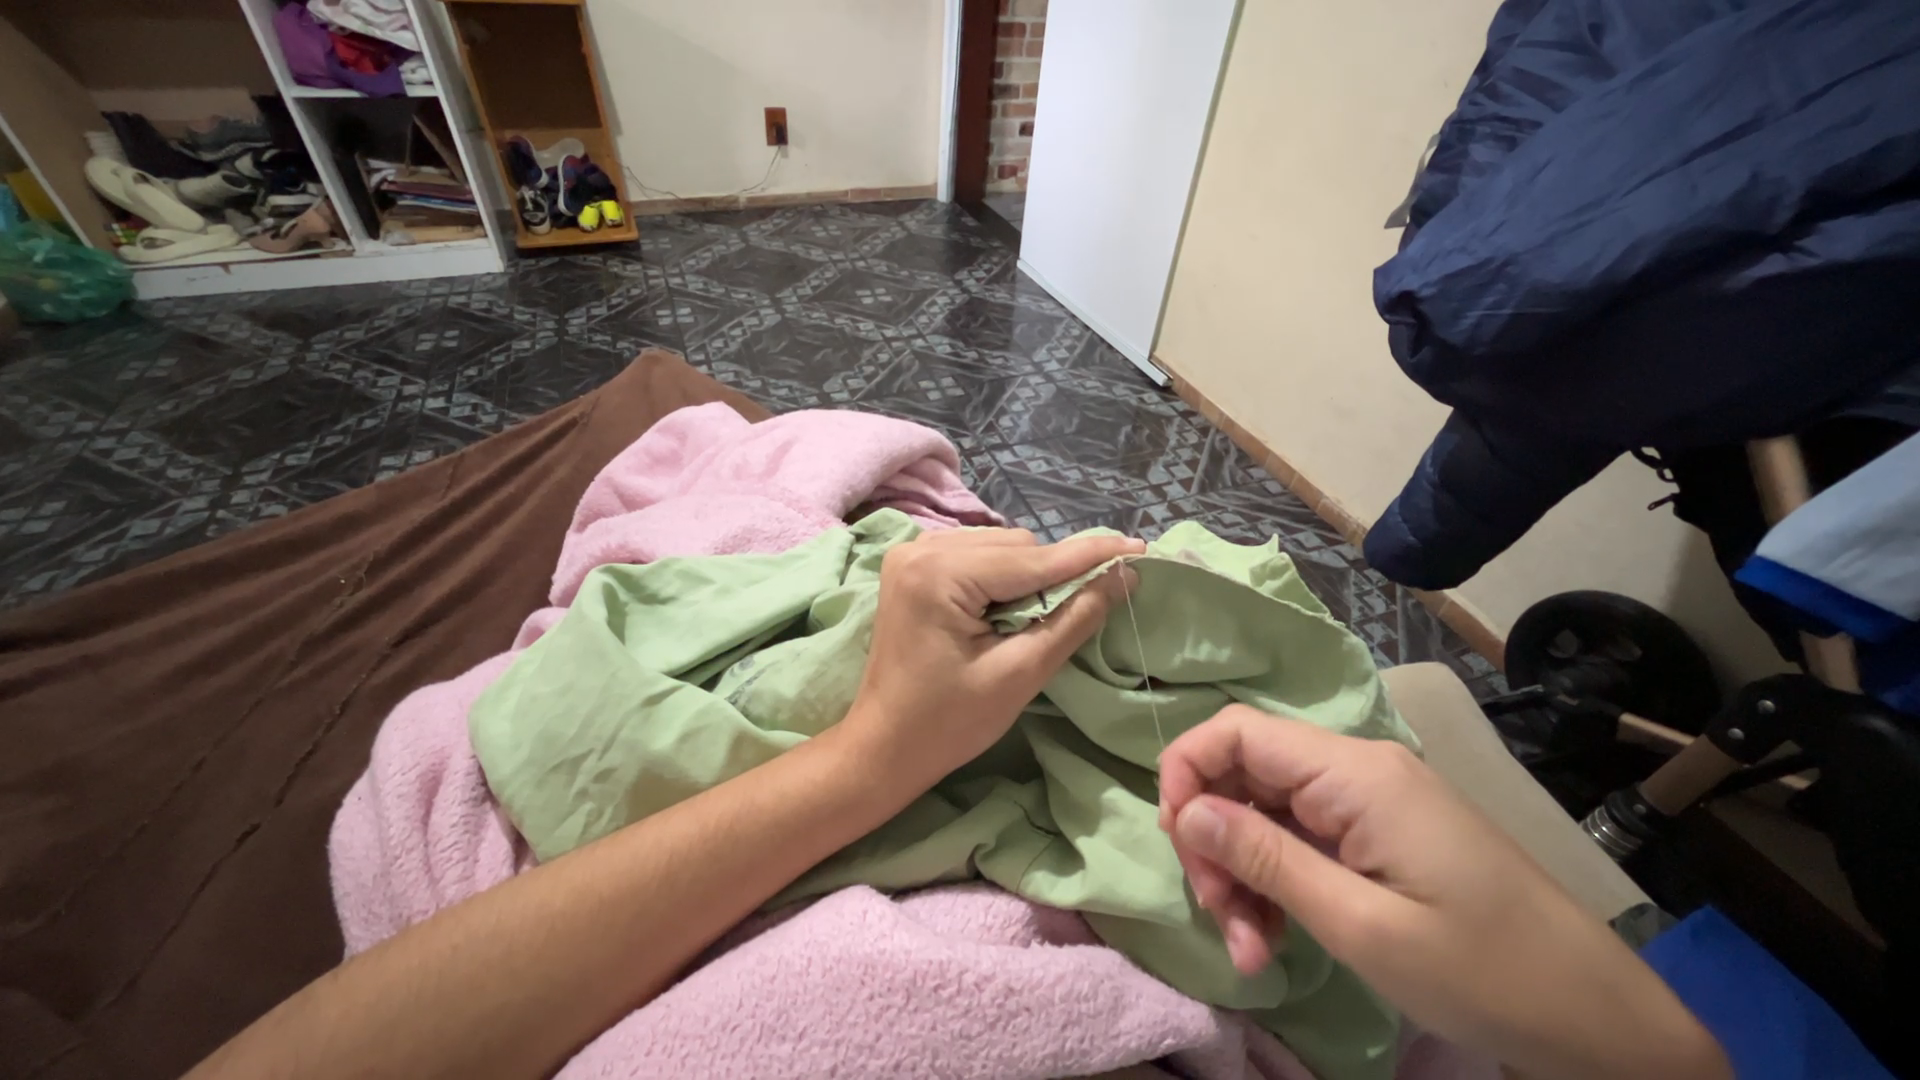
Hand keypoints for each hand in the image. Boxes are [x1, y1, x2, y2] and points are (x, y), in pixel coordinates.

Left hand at [842, 528, 1142, 790]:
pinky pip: (977, 555)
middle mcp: (922, 547)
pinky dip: (1000, 578)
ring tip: (1028, 625)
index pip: (1034, 559)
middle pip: (1017, 546)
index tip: (1139, 548)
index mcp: (940, 573)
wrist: (884, 746)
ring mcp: (912, 553)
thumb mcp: (1020, 673)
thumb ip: (1074, 618)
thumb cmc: (949, 723)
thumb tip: (1123, 575)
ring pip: (999, 547)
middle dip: (1052, 577)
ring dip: (1027, 577)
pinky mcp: (912, 566)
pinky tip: (1001, 612)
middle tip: (1067, 620)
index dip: (1090, 556)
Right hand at [1157, 707, 1730, 1079]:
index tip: (1176, 842)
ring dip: (1242, 874)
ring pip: (1265, 812)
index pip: (1236, 730)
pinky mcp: (1376, 834)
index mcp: (1355, 773)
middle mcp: (1356, 770)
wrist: (1602, 1020)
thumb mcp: (1361, 926)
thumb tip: (1184, 813)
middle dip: (1215, 841)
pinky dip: (1275, 884)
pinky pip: (1300, 840)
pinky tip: (1273, 941)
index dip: (1186, 770)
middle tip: (1219, 916)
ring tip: (1250, 949)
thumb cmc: (1486, 973)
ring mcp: (1367, 802)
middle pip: (1245, 774)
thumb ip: (1265, 860)